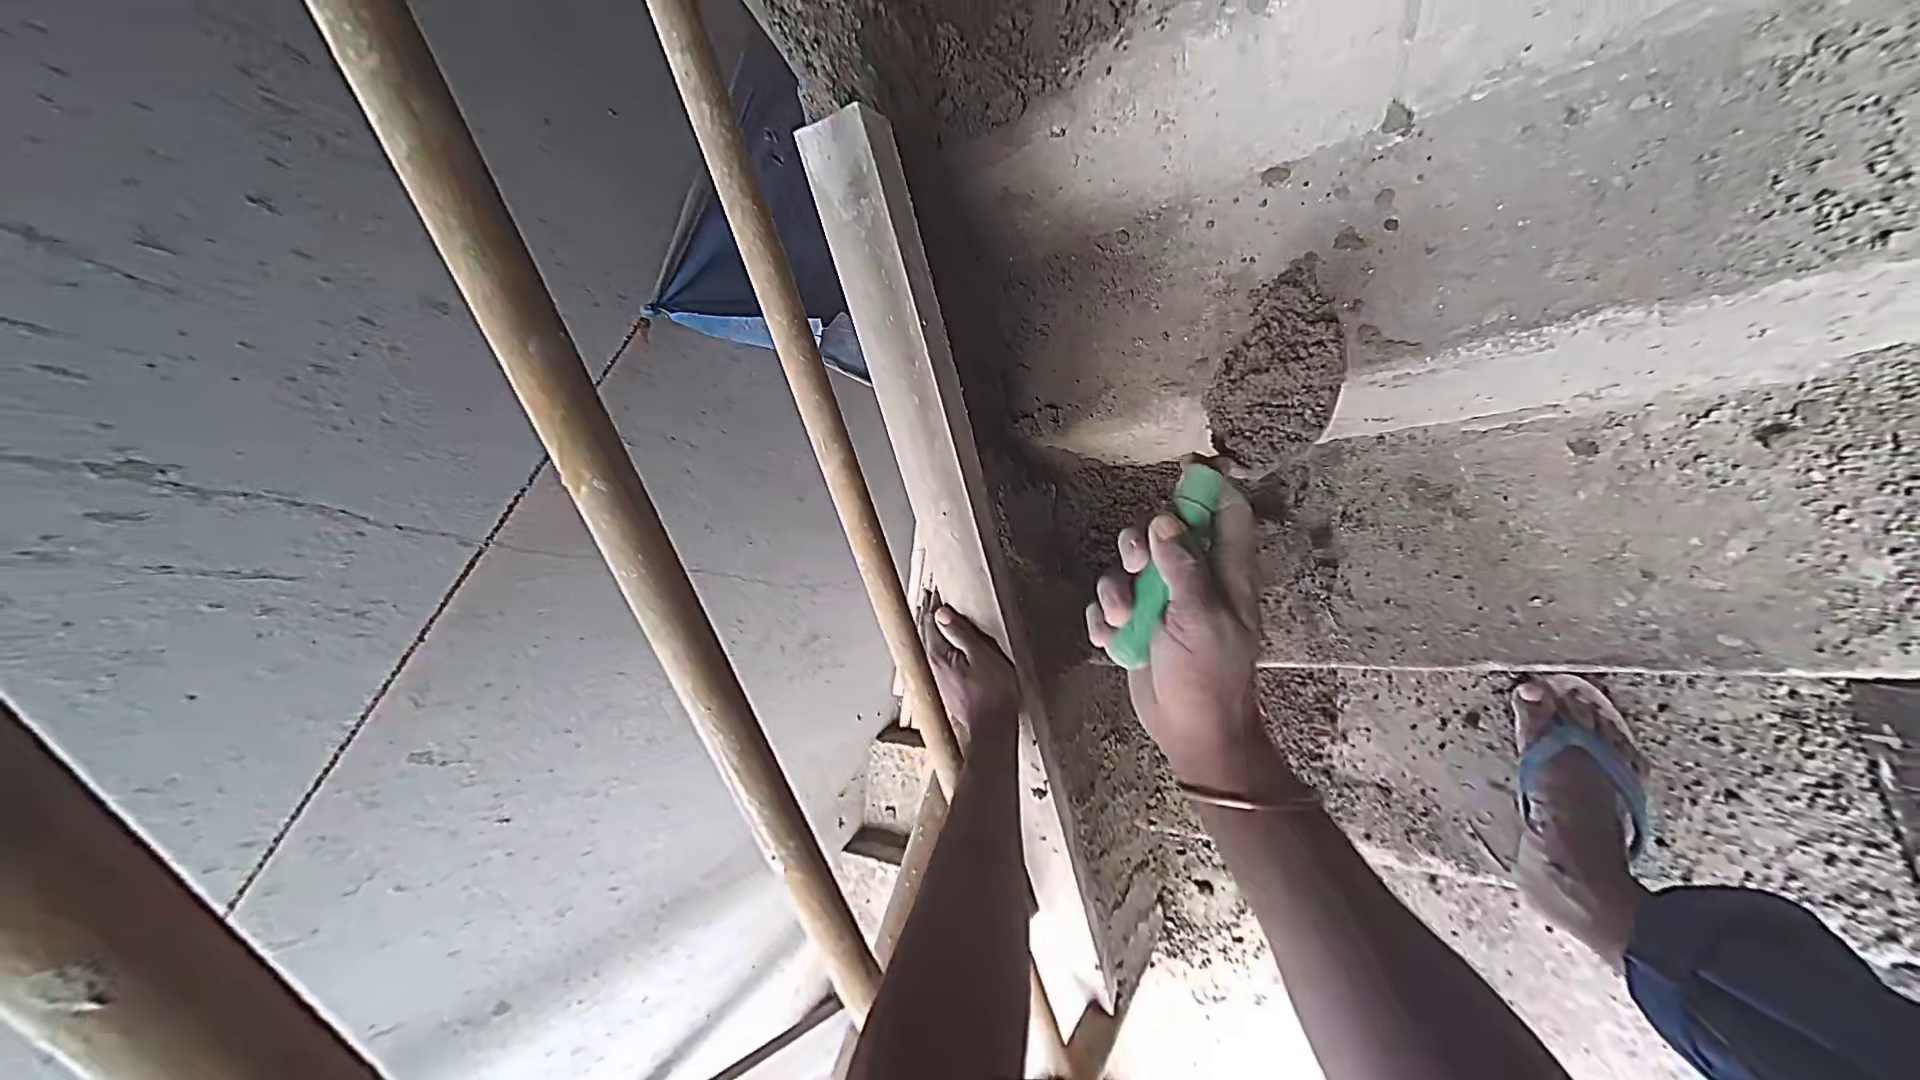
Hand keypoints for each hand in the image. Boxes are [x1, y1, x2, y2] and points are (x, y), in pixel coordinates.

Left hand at [924, 605, 1020, 744]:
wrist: (992, 730)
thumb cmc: (993, 693)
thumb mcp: (983, 655)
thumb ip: (961, 633)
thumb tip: (941, 613)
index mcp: (937, 656)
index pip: (928, 623)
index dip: (933, 607)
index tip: (935, 593)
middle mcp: (931, 668)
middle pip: (924, 636)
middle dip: (928, 619)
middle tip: (932, 601)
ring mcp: (936, 681)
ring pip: (929, 649)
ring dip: (932, 634)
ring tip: (938, 621)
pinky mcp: (944, 691)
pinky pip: (936, 662)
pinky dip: (938, 649)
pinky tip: (947, 649)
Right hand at [1085, 467, 1264, 784]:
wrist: (1189, 731)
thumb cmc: (1208, 677)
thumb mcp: (1201, 620)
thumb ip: (1184, 569)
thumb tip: (1165, 522)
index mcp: (1225, 576)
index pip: (1226, 516)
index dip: (1210, 488)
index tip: (1186, 468)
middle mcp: (1191, 583)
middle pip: (1160, 536)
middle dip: (1139, 546)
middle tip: (1136, 566)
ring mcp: (1160, 605)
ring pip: (1126, 570)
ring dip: (1114, 591)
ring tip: (1121, 620)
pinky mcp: (1134, 627)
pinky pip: (1107, 606)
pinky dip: (1104, 620)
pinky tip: (1113, 641)